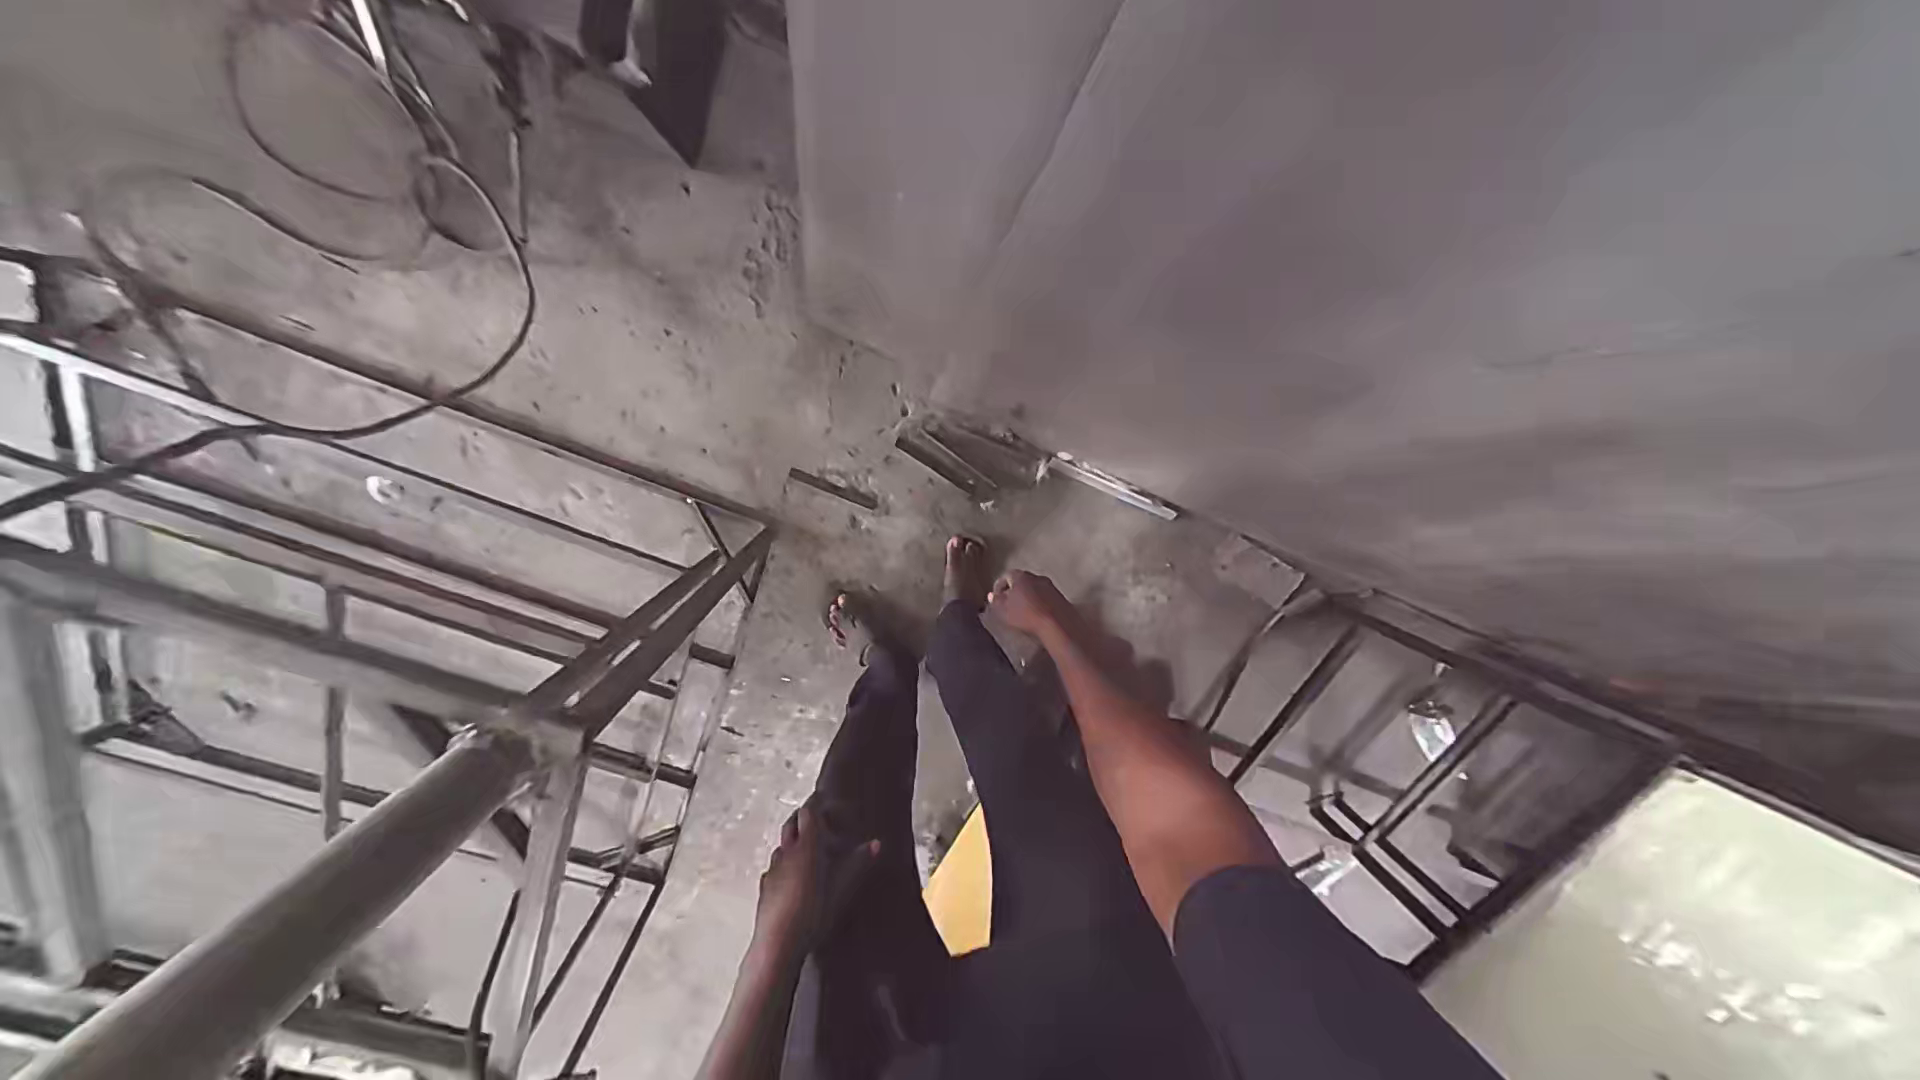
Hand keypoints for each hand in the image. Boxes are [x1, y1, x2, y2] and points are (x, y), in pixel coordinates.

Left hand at [752, 801, 877, 961]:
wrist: (777, 944)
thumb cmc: (813, 910)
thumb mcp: (842, 888)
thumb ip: (858, 863)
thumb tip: (876, 843)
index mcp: (807, 845)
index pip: (808, 812)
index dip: (816, 803)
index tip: (824, 799)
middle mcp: (787, 851)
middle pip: (792, 822)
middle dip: (803, 817)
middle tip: (818, 821)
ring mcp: (773, 869)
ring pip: (783, 844)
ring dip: (794, 841)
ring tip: (809, 851)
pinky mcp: (764, 888)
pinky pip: (775, 867)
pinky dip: (786, 864)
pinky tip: (793, 878)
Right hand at [989, 569, 1075, 636]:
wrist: (1056, 624)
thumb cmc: (1026, 615)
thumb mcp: (1003, 610)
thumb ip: (996, 601)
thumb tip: (992, 595)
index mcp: (1021, 576)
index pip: (1006, 576)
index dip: (999, 586)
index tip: (996, 596)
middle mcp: (1036, 577)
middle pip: (1022, 581)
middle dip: (1015, 590)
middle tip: (1009, 603)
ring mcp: (1051, 586)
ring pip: (1035, 588)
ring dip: (1028, 596)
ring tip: (1023, 610)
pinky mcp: (1061, 597)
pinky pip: (1046, 597)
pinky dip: (1040, 603)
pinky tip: (1037, 614)